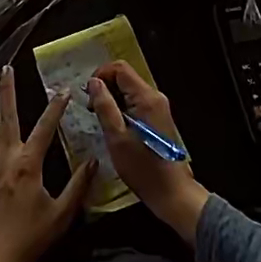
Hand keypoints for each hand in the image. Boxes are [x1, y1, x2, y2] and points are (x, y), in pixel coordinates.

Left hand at [0, 66, 95, 261]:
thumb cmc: (27, 241)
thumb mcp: (61, 216)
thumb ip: (78, 186)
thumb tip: (93, 162)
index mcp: (29, 164)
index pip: (46, 127)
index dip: (56, 107)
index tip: (63, 90)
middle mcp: (6, 157)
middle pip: (8, 115)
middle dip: (9, 90)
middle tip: (8, 68)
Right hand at [85, 61, 208, 244]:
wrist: (172, 193)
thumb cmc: (142, 168)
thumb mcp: (117, 138)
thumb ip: (105, 106)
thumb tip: (93, 82)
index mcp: (146, 98)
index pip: (120, 68)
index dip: (101, 74)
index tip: (88, 94)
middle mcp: (155, 97)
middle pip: (125, 77)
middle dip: (105, 87)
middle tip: (91, 109)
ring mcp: (159, 107)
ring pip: (130, 90)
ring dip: (112, 99)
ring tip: (100, 119)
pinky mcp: (158, 118)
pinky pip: (136, 103)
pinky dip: (122, 108)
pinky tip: (114, 126)